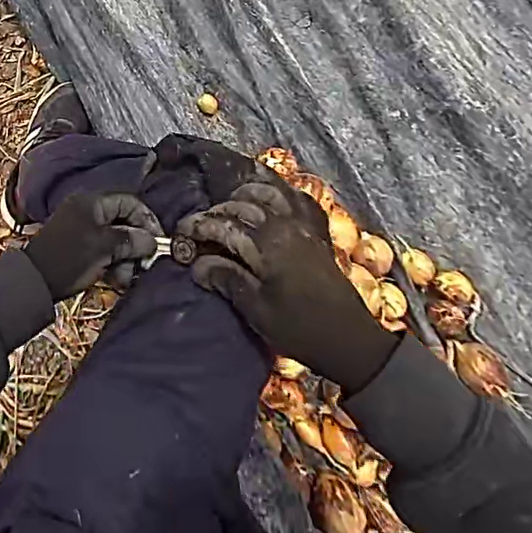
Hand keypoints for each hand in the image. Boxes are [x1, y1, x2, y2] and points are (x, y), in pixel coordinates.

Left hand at [24, 192, 163, 299]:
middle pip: (123, 222)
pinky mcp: (77, 245)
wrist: (34, 282)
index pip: (129, 202)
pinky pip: (103, 249)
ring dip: (124, 259)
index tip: (157, 241)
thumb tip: (151, 240)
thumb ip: (130, 240)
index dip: (147, 220)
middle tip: (141, 265)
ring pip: (114, 239)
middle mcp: (87, 210)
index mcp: (91, 202)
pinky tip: (114, 279)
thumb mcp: (103, 248)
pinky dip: (111, 263)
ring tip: (124, 278)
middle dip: (134, 245)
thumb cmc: (70, 259)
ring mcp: (81, 228)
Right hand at [178, 181, 398, 392]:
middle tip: (199, 229)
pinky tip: (270, 196)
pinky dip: (280, 191)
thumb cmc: (301, 329)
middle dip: (216, 213)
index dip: (198, 227)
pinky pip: (296, 198)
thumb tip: (197, 264)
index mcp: (267, 243)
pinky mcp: (316, 232)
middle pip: (241, 205)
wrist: (351, 341)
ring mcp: (303, 225)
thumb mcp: (257, 310)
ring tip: (228, 206)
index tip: (180, 234)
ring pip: (268, 193)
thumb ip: (227, 279)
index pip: (222, 224)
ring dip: (244, 194)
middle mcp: (284, 224)